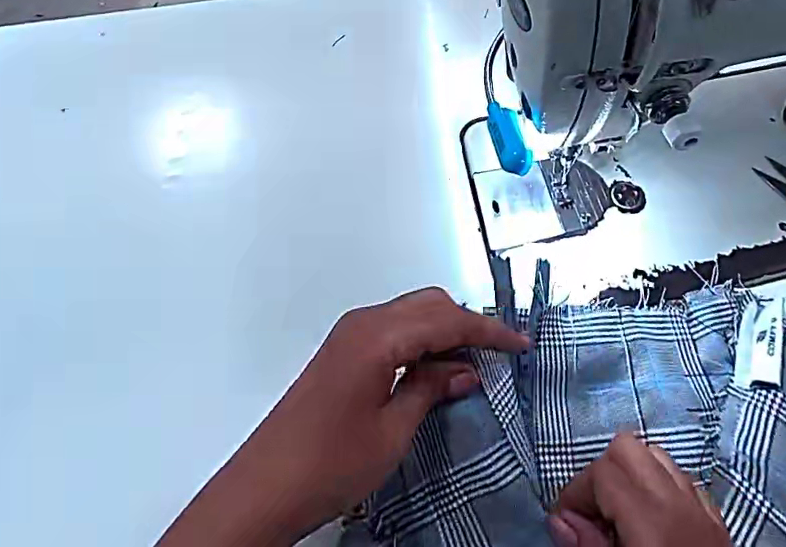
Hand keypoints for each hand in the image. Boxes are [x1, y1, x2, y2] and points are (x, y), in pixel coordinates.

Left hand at [157, 288, 529, 546]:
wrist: (268, 482)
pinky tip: (434, 366)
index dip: (487, 329)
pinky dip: (421, 337)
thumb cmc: (329, 463)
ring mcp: (350, 330)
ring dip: (443, 328)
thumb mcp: (392, 432)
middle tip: (498, 352)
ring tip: (473, 360)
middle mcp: (363, 321)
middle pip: (428, 303)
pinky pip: (393, 326)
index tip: (518, 343)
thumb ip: (430, 389)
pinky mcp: (343, 346)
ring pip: (411, 311)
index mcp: (377, 336)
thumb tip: (463, 369)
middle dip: (466, 321)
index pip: (445, 318)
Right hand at [549, 433, 730, 546]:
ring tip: (621, 517)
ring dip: (633, 474)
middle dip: (602, 472)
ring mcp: (704, 513)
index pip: (601, 471)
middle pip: (628, 449)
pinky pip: (685, 483)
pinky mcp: (719, 527)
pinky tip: (654, 524)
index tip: (567, 525)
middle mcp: (679, 503)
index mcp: (651, 518)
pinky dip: (663, 488)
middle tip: (593, 517)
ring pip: (658, 457)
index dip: (576, 492)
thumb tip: (560, 521)